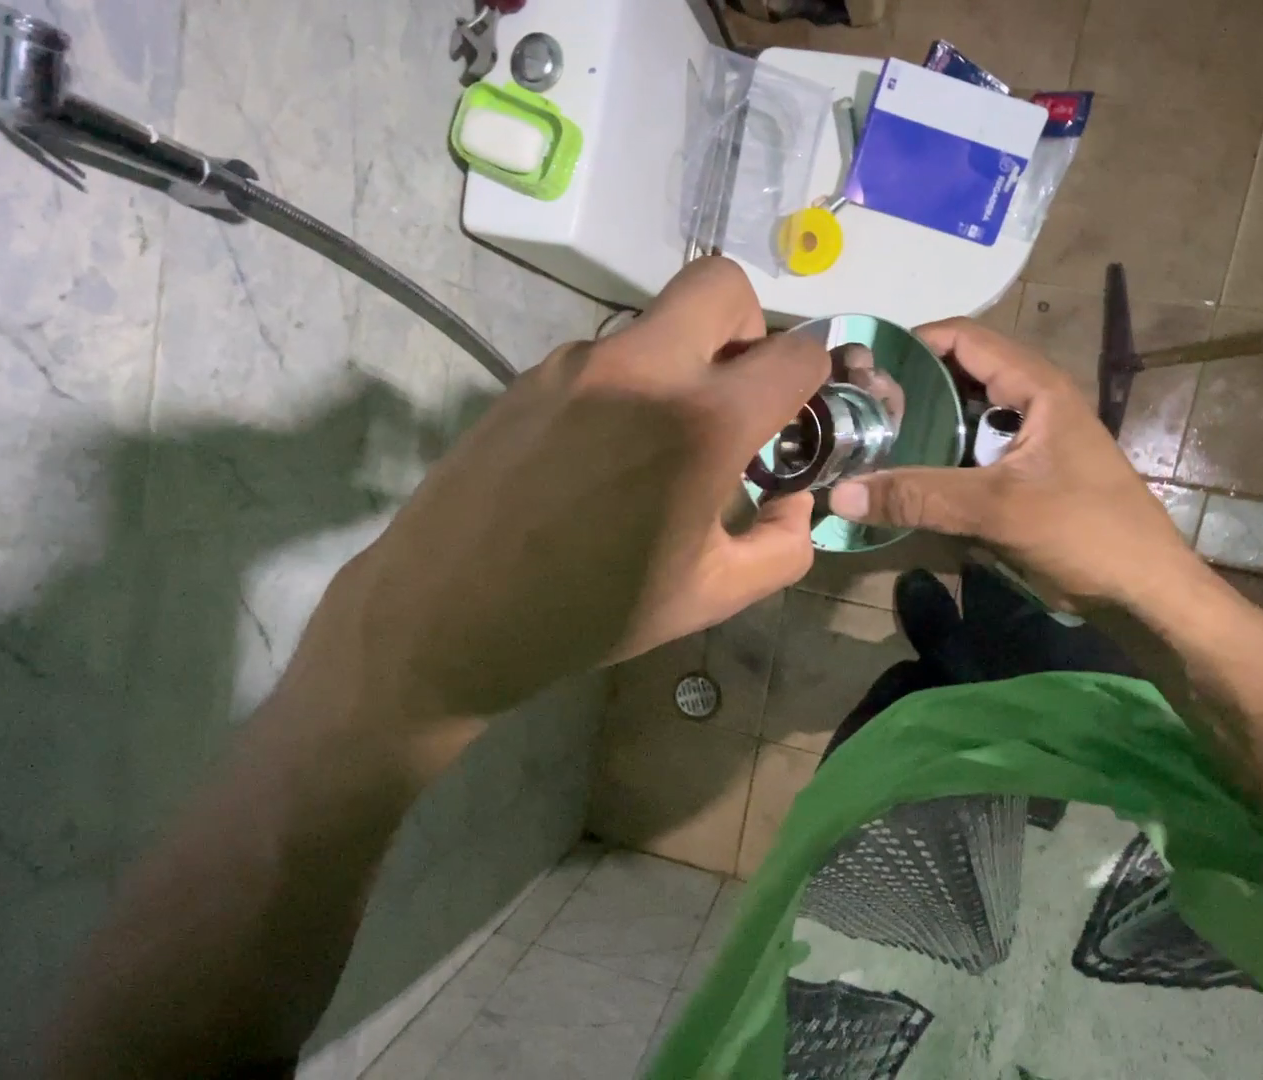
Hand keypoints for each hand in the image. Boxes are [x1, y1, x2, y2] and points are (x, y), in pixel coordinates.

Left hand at [302, 258, 827, 727]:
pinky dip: (627, 385)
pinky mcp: (530, 375)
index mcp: (701, 423)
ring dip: (681, 362)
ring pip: (656, 323)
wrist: (450, 612)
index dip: (812, 381)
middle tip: (734, 396)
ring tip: (655, 443)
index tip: (795, 418)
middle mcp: (642, 369)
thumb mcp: (713, 595)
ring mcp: (577, 363)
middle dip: (748, 328)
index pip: (794, 353)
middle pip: (721, 284)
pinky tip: (598, 454)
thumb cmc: (593, 613)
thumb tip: (794, 500)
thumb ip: (783, 545)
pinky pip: (604, 357)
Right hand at [826, 318, 1202, 610]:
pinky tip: (903, 476)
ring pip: (963, 417)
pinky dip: (936, 458)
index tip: (862, 365)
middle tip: (856, 408)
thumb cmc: (1085, 531)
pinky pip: (969, 454)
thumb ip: (920, 497)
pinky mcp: (1022, 477)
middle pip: (959, 376)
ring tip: (868, 438)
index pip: (966, 339)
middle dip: (909, 386)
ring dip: (921, 425)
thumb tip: (841, 494)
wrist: (1141, 589)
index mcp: (1037, 387)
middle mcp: (1031, 403)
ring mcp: (1027, 441)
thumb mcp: (998, 508)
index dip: (914, 343)